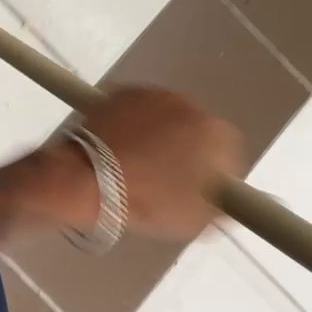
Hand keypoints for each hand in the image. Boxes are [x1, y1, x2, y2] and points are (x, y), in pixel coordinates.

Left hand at [37, 86, 240, 238]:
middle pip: (197, 129)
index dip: (212, 172)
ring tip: (138, 157)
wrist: (84, 177)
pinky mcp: (120, 92)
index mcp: (216, 133)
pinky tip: (120, 142)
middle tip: (163, 173)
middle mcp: (190, 104)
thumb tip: (224, 202)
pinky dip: (133, 122)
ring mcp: (152, 93)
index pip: (228, 153)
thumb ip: (219, 206)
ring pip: (166, 116)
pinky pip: (137, 109)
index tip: (196, 187)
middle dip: (186, 148)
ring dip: (159, 132)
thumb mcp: (194, 219)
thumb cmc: (143, 200)